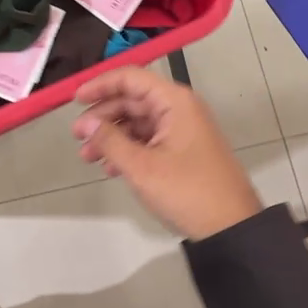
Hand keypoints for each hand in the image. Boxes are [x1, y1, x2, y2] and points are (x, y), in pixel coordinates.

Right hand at [72, 67, 262, 239]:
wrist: (233, 229)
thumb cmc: (187, 191)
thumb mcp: (142, 167)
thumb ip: (109, 141)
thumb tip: (84, 122)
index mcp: (174, 101)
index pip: (131, 78)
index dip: (100, 85)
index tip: (74, 99)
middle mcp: (180, 108)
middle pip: (133, 99)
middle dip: (103, 116)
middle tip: (76, 136)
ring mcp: (183, 129)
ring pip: (139, 121)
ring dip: (113, 135)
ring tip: (88, 157)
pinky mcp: (184, 150)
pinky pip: (149, 139)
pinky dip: (128, 148)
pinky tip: (111, 168)